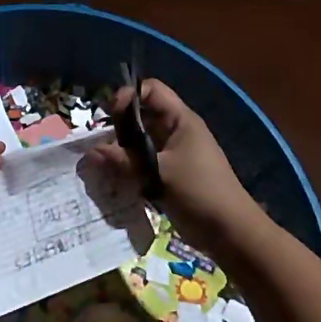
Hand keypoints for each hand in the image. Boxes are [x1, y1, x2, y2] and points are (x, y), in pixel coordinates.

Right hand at [87, 80, 267, 247]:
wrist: (229, 230)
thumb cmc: (198, 191)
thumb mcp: (158, 173)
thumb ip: (123, 161)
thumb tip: (91, 152)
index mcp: (180, 120)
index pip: (151, 91)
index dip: (129, 96)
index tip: (110, 115)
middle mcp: (176, 131)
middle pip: (142, 116)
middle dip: (118, 127)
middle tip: (98, 144)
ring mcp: (173, 154)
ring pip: (140, 142)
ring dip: (121, 151)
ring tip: (100, 164)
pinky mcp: (170, 174)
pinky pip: (144, 163)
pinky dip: (129, 168)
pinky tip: (113, 179)